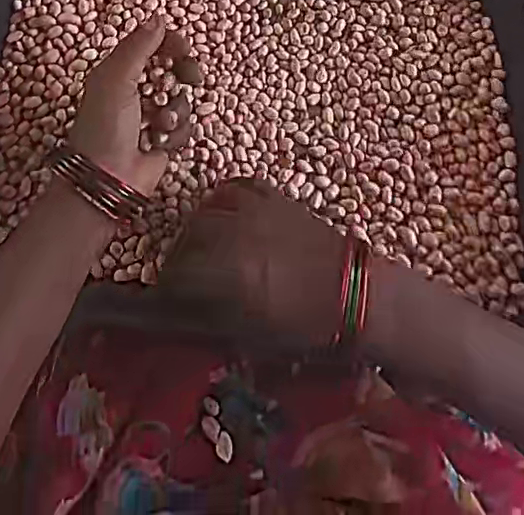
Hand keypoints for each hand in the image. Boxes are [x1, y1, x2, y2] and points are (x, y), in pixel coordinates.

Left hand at [68, 18, 194, 194]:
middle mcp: (136, 89)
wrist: (108, 179)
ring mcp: (152, 114)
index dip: (170, 43)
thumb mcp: (117, 79)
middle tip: (190, 78)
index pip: (152, 45)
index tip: (183, 49)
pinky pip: (186, 125)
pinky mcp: (165, 138)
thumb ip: (138, 46)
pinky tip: (158, 143)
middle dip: (183, 74)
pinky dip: (175, 133)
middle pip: (173, 68)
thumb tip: (158, 17)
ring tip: (158, 126)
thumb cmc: (106, 126)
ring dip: (174, 111)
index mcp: (119, 70)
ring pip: (183, 98)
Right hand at [160, 179, 349, 347]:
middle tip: (179, 279)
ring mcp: (255, 208)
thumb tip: (175, 313)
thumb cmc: (310, 326)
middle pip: (187, 239)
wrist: (360, 295)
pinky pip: (232, 189)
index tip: (162, 301)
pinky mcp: (271, 195)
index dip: (165, 290)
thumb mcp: (254, 334)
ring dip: (196, 232)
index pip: (178, 275)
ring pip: (205, 212)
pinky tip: (221, 218)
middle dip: (178, 260)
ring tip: (199, 250)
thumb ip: (209, 318)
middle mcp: (238, 232)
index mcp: (233, 272)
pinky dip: (220, 203)